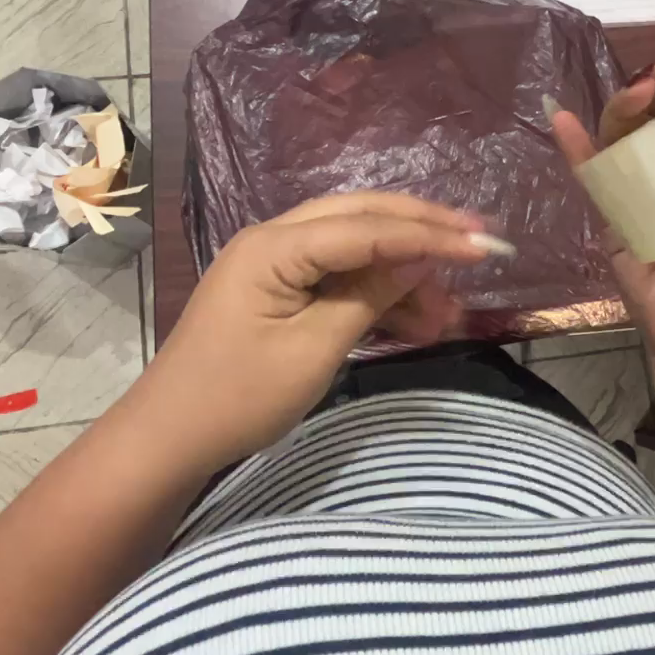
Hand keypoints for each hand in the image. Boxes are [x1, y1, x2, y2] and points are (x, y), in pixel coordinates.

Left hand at [130, 192, 495, 470]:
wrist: (170, 437)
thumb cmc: (238, 398)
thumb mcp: (313, 350)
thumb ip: (369, 295)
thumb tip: (420, 256)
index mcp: (275, 246)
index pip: (367, 229)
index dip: (429, 236)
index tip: (484, 247)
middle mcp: (275, 238)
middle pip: (361, 218)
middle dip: (422, 230)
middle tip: (480, 241)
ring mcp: (275, 261)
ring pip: (354, 246)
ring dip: (402, 273)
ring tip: (449, 311)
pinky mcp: (279, 286)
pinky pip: (337, 276)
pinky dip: (375, 294)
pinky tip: (414, 319)